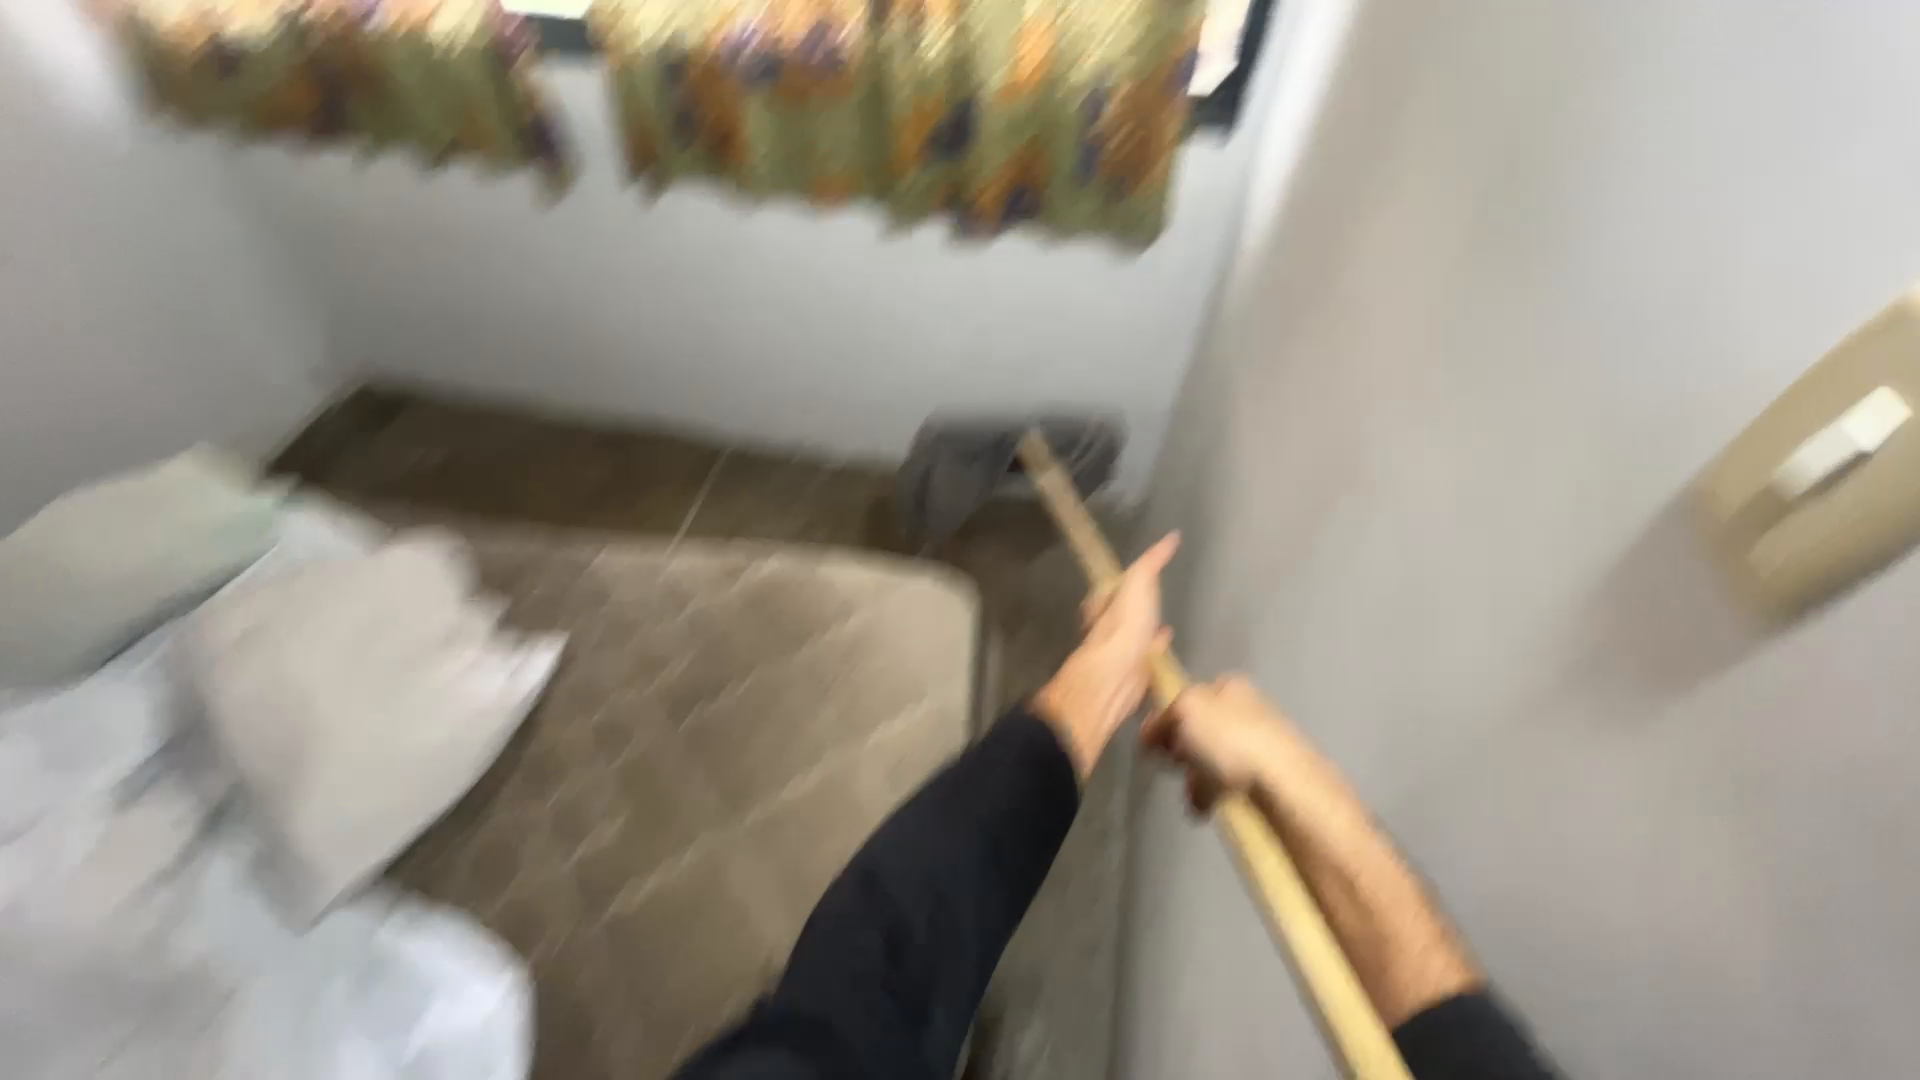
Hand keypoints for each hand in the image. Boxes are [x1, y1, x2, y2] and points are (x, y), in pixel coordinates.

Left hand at [1032, 533, 1178, 777]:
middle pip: (1123, 609)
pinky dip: (1157, 644)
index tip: (1144, 570)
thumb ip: (1150, 563)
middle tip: (1153, 596)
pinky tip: (1166, 641)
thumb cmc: (1123, 627)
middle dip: (1136, 603)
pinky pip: (1148, 651)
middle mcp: (1108, 624)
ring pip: (1135, 631)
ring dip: (1147, 625)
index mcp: (1104, 603)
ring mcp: (1120, 648)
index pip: (1113, 585)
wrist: (1115, 676)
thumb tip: (1171, 537)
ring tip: (1164, 621)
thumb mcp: (1137, 585)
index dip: (1127, 577)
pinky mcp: (1134, 669)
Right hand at [1141, 675, 1296, 813]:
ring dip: (1194, 777)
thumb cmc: (1231, 740)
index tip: (1154, 739)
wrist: (1283, 785)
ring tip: (1192, 791)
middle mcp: (1246, 710)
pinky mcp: (1265, 777)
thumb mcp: (1185, 710)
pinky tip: (1206, 805)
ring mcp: (1258, 745)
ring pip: (1210, 761)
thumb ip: (1165, 715)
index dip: (1168, 716)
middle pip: (1198, 730)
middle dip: (1181, 751)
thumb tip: (1152, 729)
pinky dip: (1212, 794)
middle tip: (1175, 764)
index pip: (1188, 696)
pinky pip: (1226, 785)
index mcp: (1229, 687)